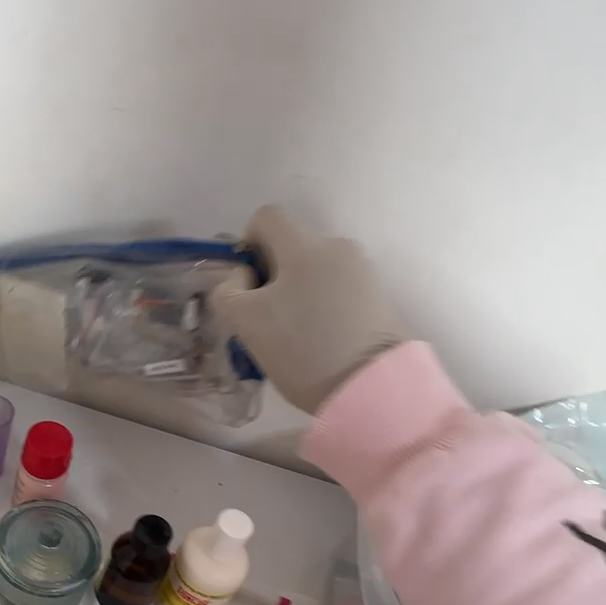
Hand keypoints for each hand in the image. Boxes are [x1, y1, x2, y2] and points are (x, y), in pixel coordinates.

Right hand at [213, 205, 405, 414]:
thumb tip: (243, 278)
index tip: (247, 283)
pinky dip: (321, 307)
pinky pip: (336, 291)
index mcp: (304, 246)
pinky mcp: (376, 298)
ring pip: (314, 272)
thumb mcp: (246, 324)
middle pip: (292, 248)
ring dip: (297, 294)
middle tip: (266, 319)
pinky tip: (319, 341)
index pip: (267, 217)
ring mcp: (361, 272)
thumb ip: (229, 292)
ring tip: (294, 336)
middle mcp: (337, 248)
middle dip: (273, 277)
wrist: (370, 387)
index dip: (248, 244)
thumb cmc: (302, 350)